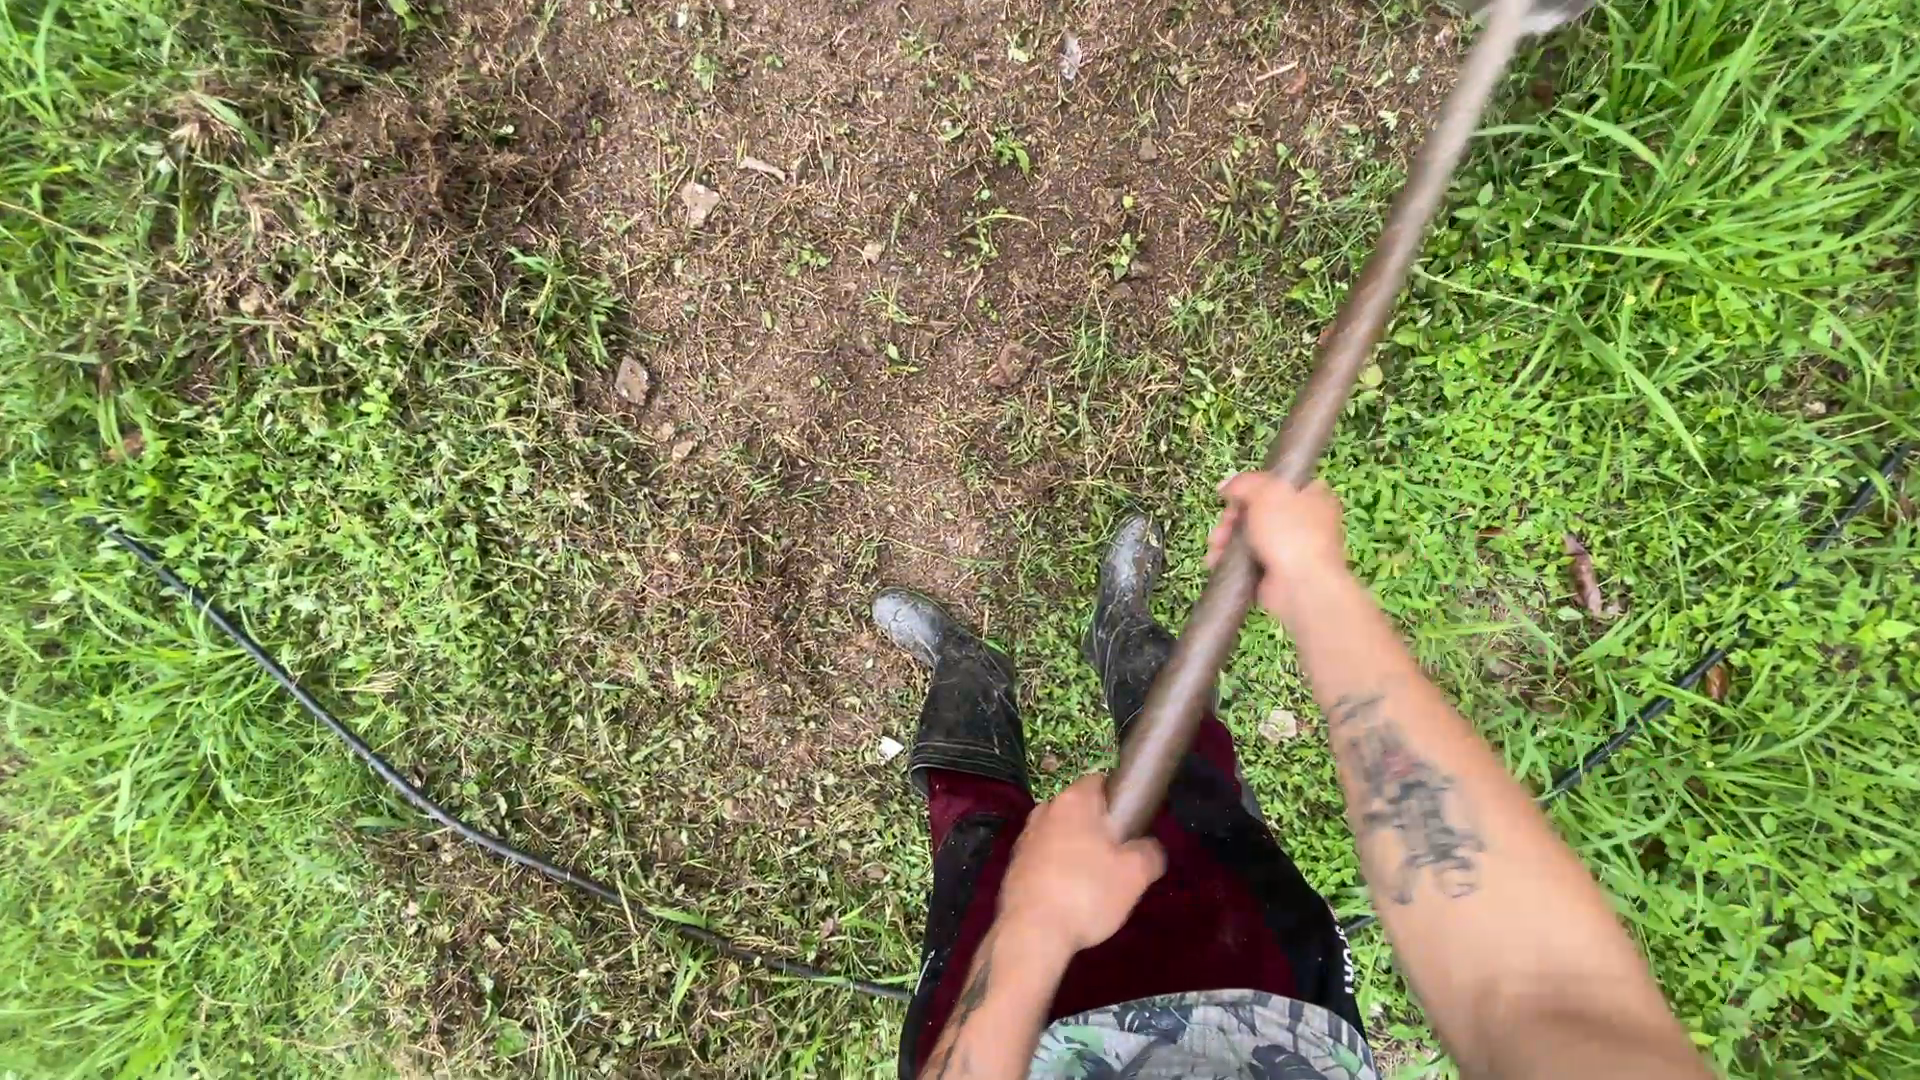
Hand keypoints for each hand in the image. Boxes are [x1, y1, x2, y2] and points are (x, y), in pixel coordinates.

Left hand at [998, 775, 1164, 954]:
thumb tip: (1149, 848)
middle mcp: (1045, 809)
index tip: (1130, 826)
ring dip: (1076, 849)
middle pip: (1079, 809)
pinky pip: (1044, 857)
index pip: (1099, 781)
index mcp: (1074, 800)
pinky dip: (1056, 868)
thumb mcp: (1135, 875)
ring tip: (1092, 883)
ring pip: (1060, 833)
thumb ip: (1149, 853)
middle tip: (1117, 858)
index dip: (1118, 799)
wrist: (1032, 931)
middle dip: (1097, 828)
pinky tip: (1067, 896)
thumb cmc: (1086, 893)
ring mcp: (1025, 836)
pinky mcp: (1014, 863)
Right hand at [1207, 473, 1349, 617]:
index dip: (1253, 487)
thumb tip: (1226, 485)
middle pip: (1256, 511)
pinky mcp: (1274, 572)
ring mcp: (1289, 549)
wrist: (1301, 585)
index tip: (1234, 495)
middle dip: (1231, 518)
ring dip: (1225, 539)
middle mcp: (1303, 521)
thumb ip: (1245, 482)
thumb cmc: (1290, 531)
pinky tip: (1215, 561)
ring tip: (1215, 547)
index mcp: (1312, 496)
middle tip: (1224, 525)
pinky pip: (1245, 560)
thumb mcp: (1266, 492)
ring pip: (1247, 536)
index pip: (1279, 483)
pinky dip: (1228, 560)